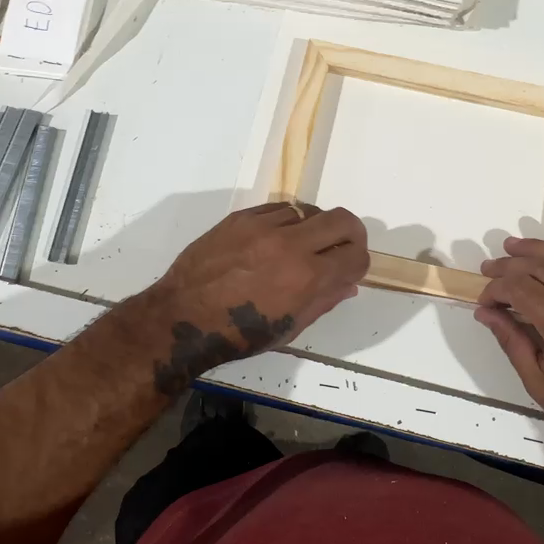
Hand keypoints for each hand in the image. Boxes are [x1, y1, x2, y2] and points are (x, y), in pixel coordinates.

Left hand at [139, 202, 367, 394]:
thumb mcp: (289, 327)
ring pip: (309, 210)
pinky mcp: (241, 217)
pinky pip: (278, 208)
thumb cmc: (239, 334)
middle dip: (351, 234)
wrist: (184, 318)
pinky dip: (286, 221)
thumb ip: (323, 301)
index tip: (351, 268)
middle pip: (341, 220)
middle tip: (342, 247)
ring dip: (314, 226)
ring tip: (303, 244)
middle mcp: (290, 245)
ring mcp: (264, 226)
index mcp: (307, 278)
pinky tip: (276, 238)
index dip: (359, 262)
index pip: (355, 255)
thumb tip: (347, 283)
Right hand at [476, 224, 543, 472]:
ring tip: (514, 244)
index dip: (496, 289)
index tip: (483, 300)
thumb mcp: (539, 382)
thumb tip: (485, 312)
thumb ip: (511, 340)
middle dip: (510, 265)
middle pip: (542, 268)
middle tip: (488, 267)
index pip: (521, 290)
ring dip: (540, 246)